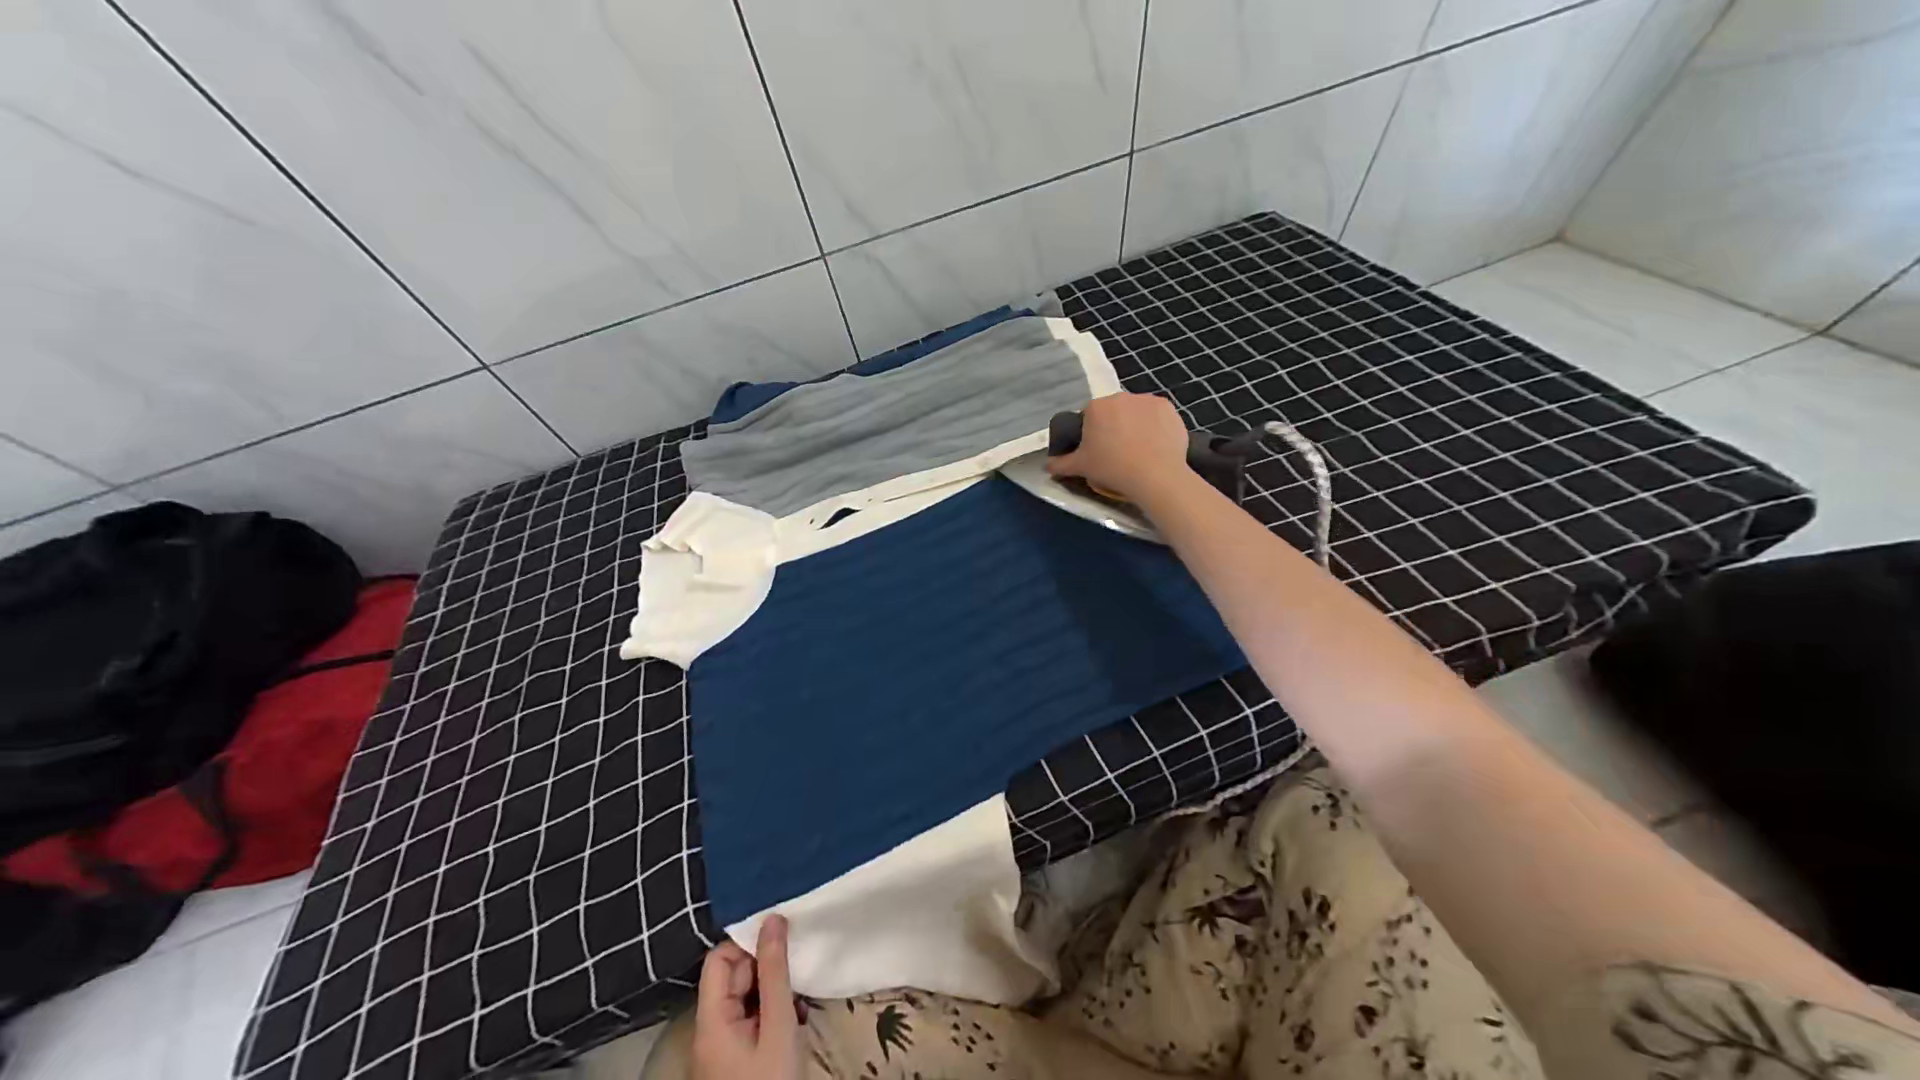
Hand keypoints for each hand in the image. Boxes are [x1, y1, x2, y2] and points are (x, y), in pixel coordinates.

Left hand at [691, 915, 801, 1079]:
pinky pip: (752, 1020)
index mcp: (710, 1019)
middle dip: (766, 967)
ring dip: (774, 990)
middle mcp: (710, 1029)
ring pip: (746, 997)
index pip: (719, 960)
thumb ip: (775, 972)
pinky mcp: (736, 1060)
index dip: (747, 944)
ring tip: (802, 997)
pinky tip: (798, 1018)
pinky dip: (774, 1012)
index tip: (782, 939)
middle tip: (799, 968)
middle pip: (733, 977)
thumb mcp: (779, 1026)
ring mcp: (722, 1047)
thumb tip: (773, 919)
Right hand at [1046, 393, 1192, 503]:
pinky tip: (1156, 445)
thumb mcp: (1081, 468)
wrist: (1154, 475)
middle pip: (1114, 411)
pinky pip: (1157, 415)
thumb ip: (1060, 464)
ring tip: (1140, 449)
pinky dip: (1156, 426)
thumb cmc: (1112, 468)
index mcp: (1095, 407)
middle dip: (1115, 426)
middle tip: (1118, 452)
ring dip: (1136, 424)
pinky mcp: (1169, 408)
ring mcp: (1147, 400)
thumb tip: (1046, 465)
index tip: (1098, 451)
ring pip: (1136, 412)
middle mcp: (1120, 396)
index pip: (1090, 416)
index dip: (1093, 433)